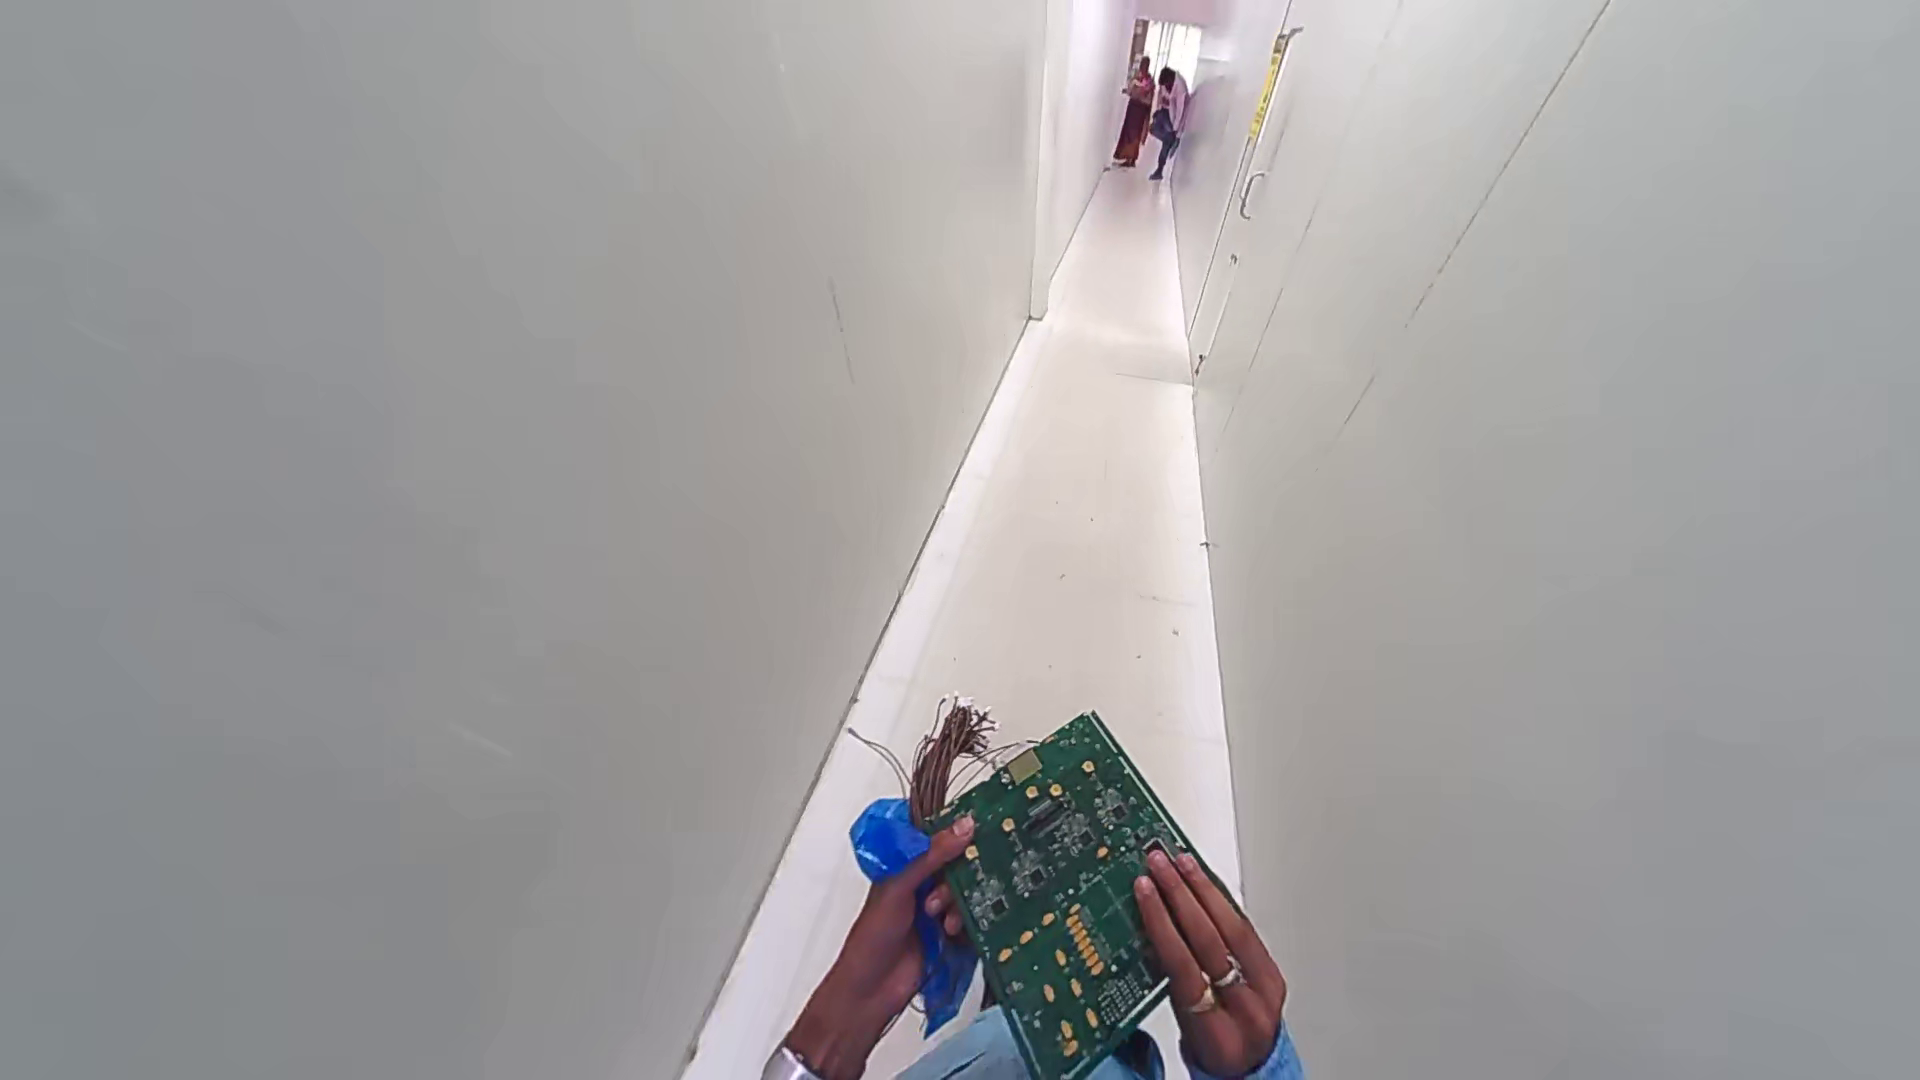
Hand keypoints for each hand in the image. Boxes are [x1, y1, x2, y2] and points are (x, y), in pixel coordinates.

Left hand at [785, 815, 974, 1079]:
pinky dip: (967, 923)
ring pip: (965, 890)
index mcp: (908, 862)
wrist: (871, 991)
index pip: (938, 836)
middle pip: (957, 862)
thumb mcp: (901, 885)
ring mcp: (938, 906)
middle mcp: (925, 880)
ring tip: (944, 921)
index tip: (978, 828)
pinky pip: (971, 917)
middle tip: (947, 890)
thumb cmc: (874, 933)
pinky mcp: (949, 932)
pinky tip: (953, 932)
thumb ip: (932, 855)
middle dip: (959, 874)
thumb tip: (965, 826)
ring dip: (958, 903)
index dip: (957, 832)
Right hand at [1135, 849, 1287, 1076]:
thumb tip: (1143, 919)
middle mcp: (1246, 1013)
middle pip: (1210, 941)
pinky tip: (1205, 878)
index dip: (1161, 922)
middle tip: (1159, 864)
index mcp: (1214, 1032)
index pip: (1182, 966)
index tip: (1144, 889)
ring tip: (1181, 860)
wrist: (1252, 1068)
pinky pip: (1247, 929)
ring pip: (1233, 929)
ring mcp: (1267, 993)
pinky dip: (1223, 899)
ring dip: (1203, 887)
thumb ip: (1166, 975)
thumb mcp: (1179, 1021)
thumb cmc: (1208, 1044)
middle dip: (1180, 894)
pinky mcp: (1276, 975)